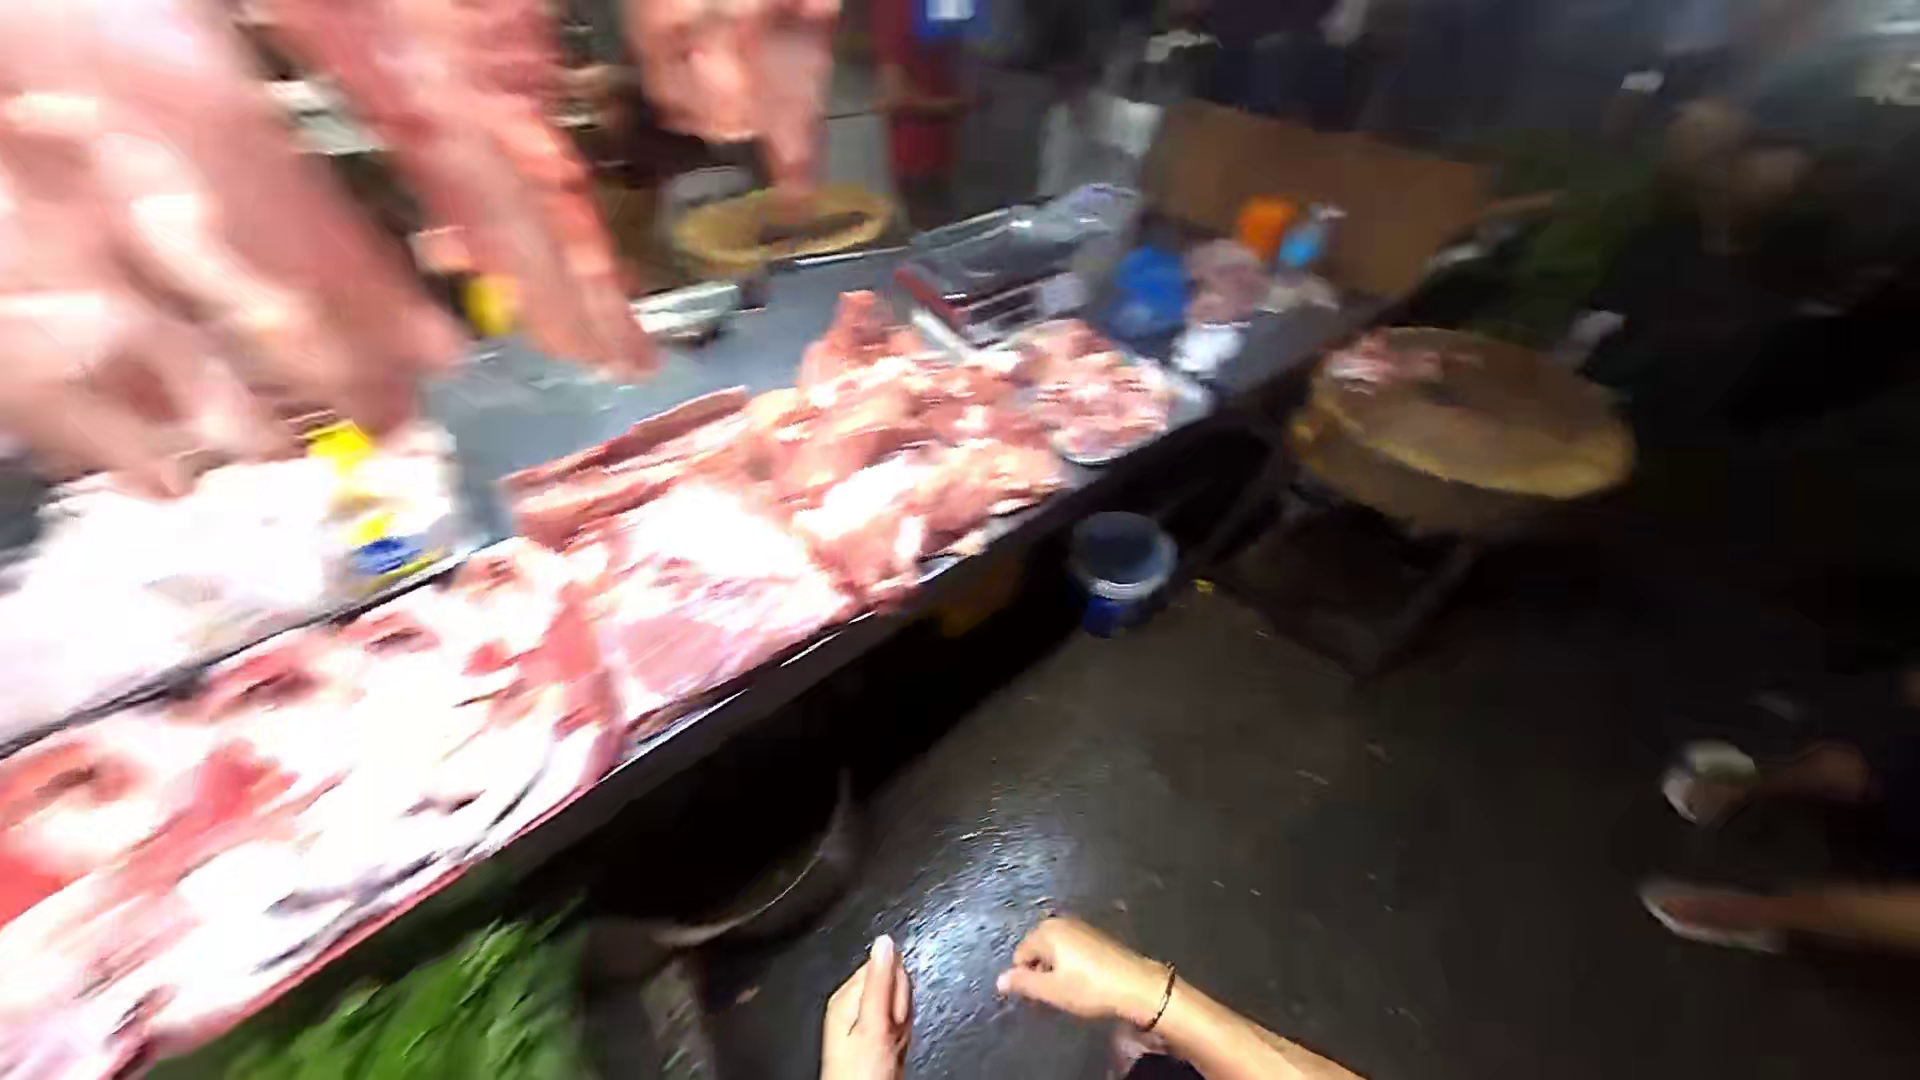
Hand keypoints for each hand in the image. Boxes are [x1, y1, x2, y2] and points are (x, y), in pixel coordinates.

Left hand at [821, 934, 912, 1079]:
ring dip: (902, 1024)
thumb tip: (884, 941)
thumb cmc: (859, 1075)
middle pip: (893, 984)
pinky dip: (901, 1037)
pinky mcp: (875, 1037)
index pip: (883, 963)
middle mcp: (853, 1005)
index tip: (894, 1008)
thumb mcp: (873, 1024)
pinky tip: (894, 1050)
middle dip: (900, 1007)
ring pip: (899, 1005)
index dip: (897, 984)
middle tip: (891, 1032)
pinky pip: (899, 1024)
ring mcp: (864, 1022)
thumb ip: (880, 981)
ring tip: (892, 1044)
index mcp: (845, 996)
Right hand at [996, 917, 1169, 1027]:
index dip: (1024, 978)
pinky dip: (1068, 962)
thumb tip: (999, 980)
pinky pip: (1068, 946)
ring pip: (1053, 948)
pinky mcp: (1092, 933)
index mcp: (1046, 931)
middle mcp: (1059, 921)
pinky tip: (1081, 980)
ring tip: (1067, 991)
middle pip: (1036, 949)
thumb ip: (1023, 983)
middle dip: (1038, 972)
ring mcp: (1077, 925)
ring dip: (1053, 968)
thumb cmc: (1089, 987)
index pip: (1020, 954)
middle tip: (1052, 996)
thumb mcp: (1052, 990)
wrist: (1133, 983)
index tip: (1037, 998)